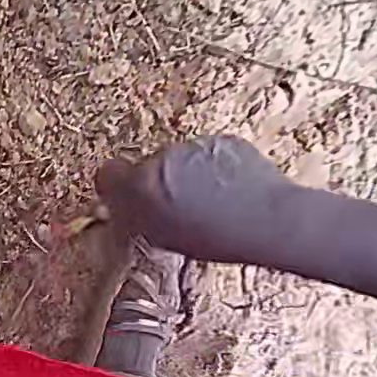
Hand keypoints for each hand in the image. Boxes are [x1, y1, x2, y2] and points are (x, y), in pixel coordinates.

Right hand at [95, 135, 304, 264]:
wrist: (267, 219)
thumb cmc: (213, 236)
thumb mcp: (160, 236)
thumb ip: (133, 216)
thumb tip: (116, 207)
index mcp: (141, 183)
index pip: (109, 174)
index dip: (116, 186)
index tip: (124, 196)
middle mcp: (162, 157)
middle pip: (148, 167)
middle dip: (157, 183)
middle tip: (176, 208)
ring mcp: (194, 146)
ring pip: (179, 160)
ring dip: (186, 175)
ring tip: (209, 202)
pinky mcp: (223, 140)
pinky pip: (208, 154)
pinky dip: (212, 168)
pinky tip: (227, 190)